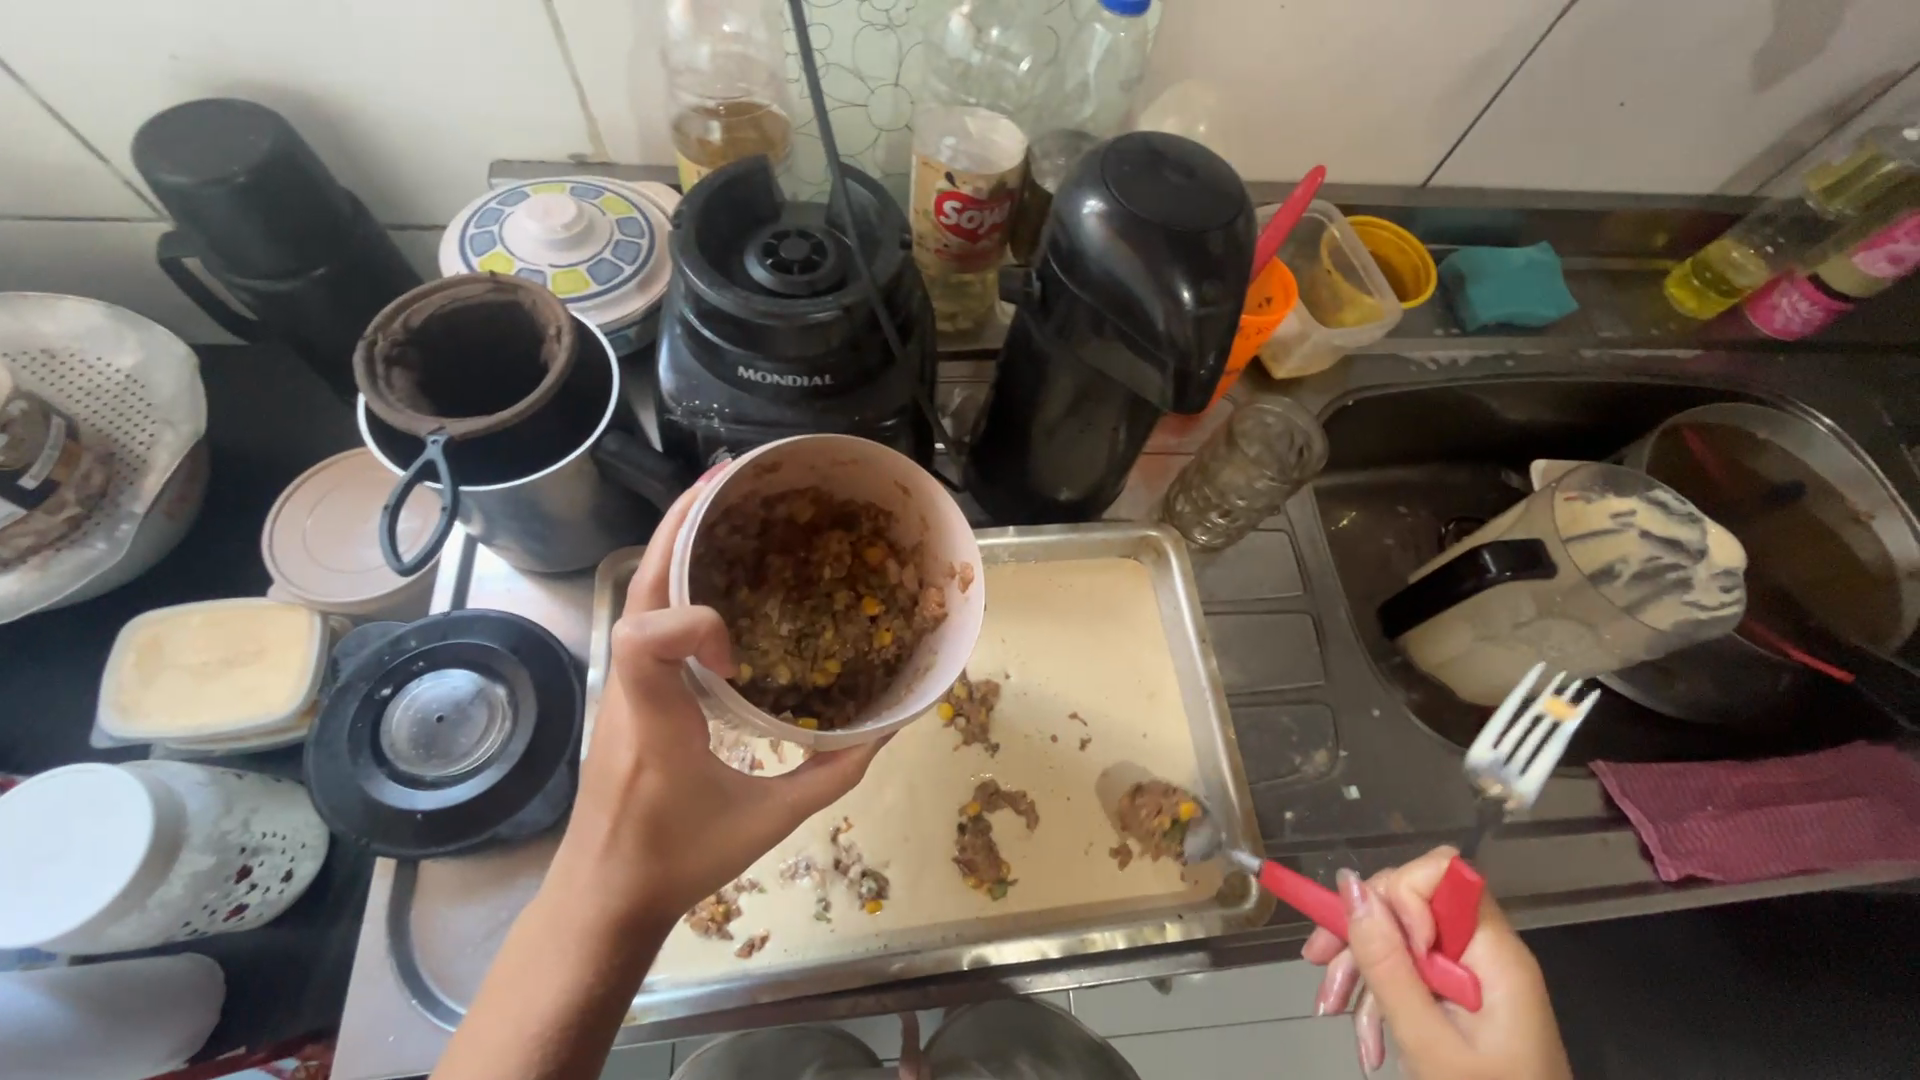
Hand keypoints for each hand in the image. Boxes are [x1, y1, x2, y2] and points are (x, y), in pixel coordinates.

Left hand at [546, 473, 889, 931]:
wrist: (603, 894)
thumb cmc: (678, 859)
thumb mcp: (767, 822)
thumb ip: (832, 775)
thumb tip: (888, 728)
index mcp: (653, 717)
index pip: (645, 636)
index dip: (693, 627)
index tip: (735, 660)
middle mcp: (627, 686)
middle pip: (639, 584)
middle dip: (681, 525)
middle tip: (730, 479)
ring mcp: (621, 683)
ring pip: (639, 592)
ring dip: (677, 540)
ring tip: (724, 500)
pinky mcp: (627, 687)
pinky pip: (649, 614)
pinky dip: (678, 575)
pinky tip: (716, 565)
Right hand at [1302, 847, 1570, 1078]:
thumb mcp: (1428, 1042)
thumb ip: (1388, 963)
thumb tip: (1350, 884)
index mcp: (1494, 955)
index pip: (1442, 874)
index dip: (1402, 893)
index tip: (1385, 944)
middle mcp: (1485, 953)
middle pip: (1409, 903)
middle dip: (1360, 933)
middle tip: (1318, 965)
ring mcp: (1472, 976)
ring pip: (1398, 937)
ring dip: (1360, 971)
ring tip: (1331, 1012)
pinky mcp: (1460, 998)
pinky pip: (1408, 972)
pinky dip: (1377, 996)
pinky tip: (1362, 1035)